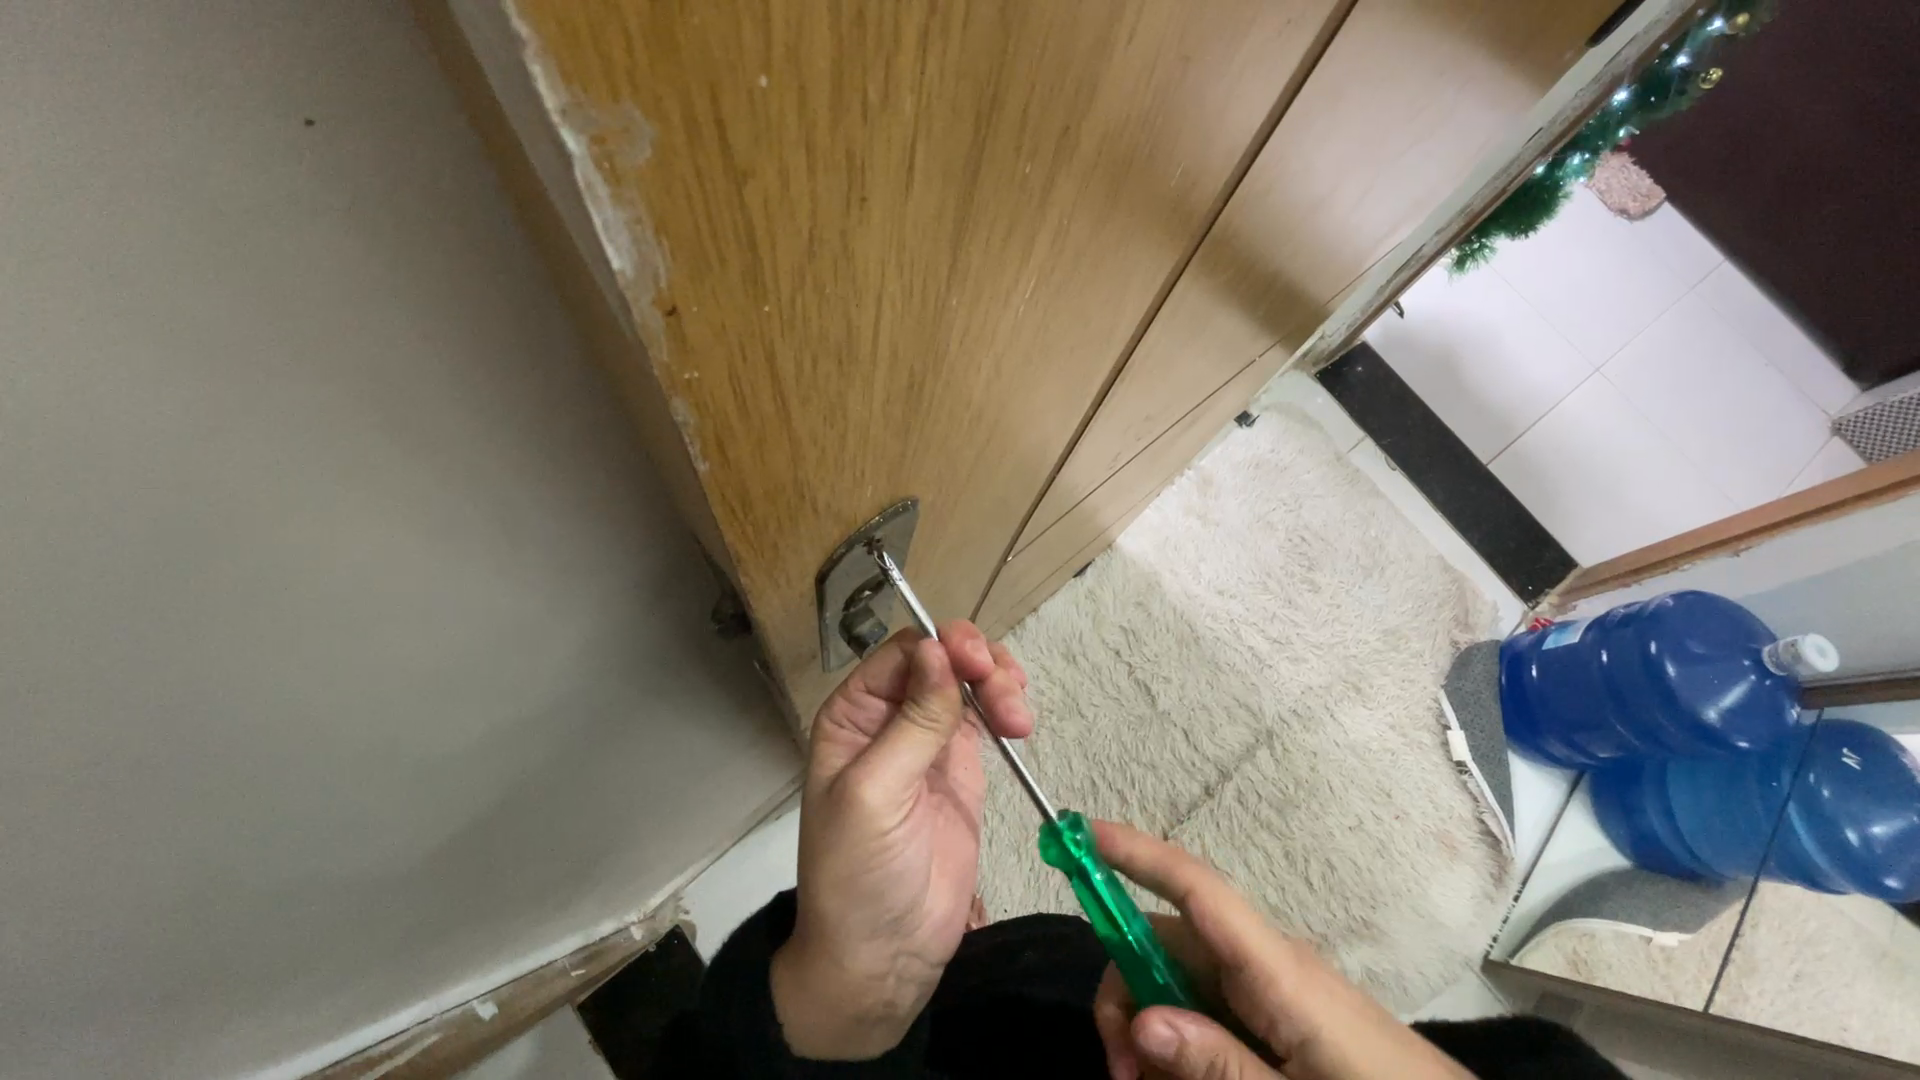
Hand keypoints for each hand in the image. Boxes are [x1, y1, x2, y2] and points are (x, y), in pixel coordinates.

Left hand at [770, 621, 1033, 1059]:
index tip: (976, 667)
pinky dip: (1005, 707)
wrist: (884, 955)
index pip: (901, 654)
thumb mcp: (875, 793)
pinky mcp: (961, 769)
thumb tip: (938, 650)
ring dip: (998, 682)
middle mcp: (889, 718)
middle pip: (940, 659)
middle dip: (976, 662)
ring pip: (966, 682)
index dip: (941, 648)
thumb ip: (912, 723)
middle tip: (1007, 693)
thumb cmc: (859, 873)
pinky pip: (984, 719)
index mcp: (853, 715)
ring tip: (1018, 719)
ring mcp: (928, 742)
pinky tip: (1019, 722)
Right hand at [1090, 821, 1473, 1079]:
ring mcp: (1272, 988)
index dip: (1134, 852)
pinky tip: (1180, 1079)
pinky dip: (1181, 1037)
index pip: (1193, 887)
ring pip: (1180, 979)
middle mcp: (1265, 962)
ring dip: (1150, 1026)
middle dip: (1125, 993)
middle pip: (1166, 943)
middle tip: (1120, 1073)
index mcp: (1274, 969)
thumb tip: (1142, 1019)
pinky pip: (1209, 1006)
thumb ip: (1219, 1064)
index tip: (1080, 831)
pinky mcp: (1279, 1013)